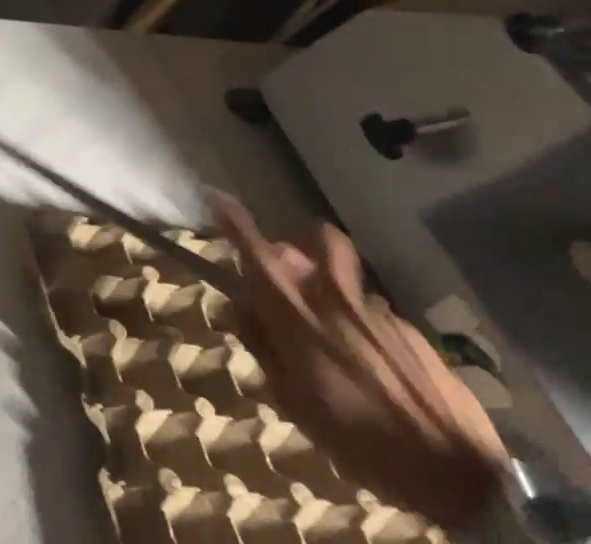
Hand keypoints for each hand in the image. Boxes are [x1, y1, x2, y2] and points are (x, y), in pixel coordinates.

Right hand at [207, 191, 506, 528]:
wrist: (460, 477)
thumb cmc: (357, 441)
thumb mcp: (291, 400)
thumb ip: (264, 345)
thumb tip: (244, 306)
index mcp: (298, 320)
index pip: (260, 254)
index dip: (236, 222)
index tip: (216, 198)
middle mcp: (338, 304)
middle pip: (318, 242)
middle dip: (294, 245)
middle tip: (281, 271)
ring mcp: (382, 316)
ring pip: (344, 281)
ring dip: (327, 290)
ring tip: (327, 333)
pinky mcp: (415, 334)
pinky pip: (373, 314)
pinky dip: (358, 325)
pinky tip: (367, 367)